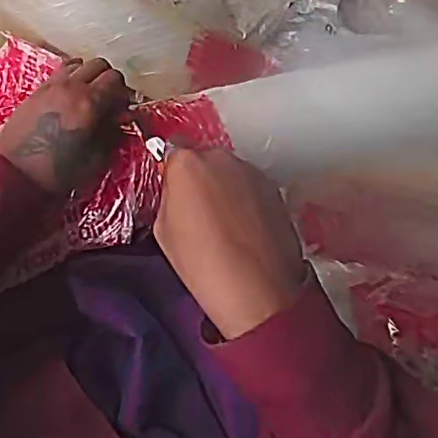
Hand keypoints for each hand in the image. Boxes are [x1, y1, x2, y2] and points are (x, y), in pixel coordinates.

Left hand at [0, 57, 132, 194]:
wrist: (13, 173)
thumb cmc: (56, 172)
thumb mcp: (94, 159)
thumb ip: (112, 134)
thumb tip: (120, 120)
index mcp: (89, 103)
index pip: (115, 80)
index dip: (123, 93)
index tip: (122, 109)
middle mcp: (71, 87)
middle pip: (99, 65)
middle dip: (108, 80)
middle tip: (108, 100)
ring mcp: (51, 85)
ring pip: (78, 64)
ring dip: (88, 75)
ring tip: (88, 96)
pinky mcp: (36, 90)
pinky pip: (60, 72)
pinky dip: (70, 77)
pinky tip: (69, 97)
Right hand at [154, 148, 306, 339]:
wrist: (257, 291)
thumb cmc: (204, 264)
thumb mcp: (163, 228)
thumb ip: (168, 196)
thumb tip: (176, 190)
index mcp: (186, 163)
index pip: (169, 146)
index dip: (168, 168)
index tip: (169, 184)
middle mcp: (220, 158)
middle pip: (201, 158)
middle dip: (198, 178)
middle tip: (195, 211)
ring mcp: (250, 171)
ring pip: (227, 171)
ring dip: (222, 187)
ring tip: (221, 225)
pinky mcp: (274, 188)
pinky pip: (249, 185)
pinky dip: (244, 199)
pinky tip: (241, 229)